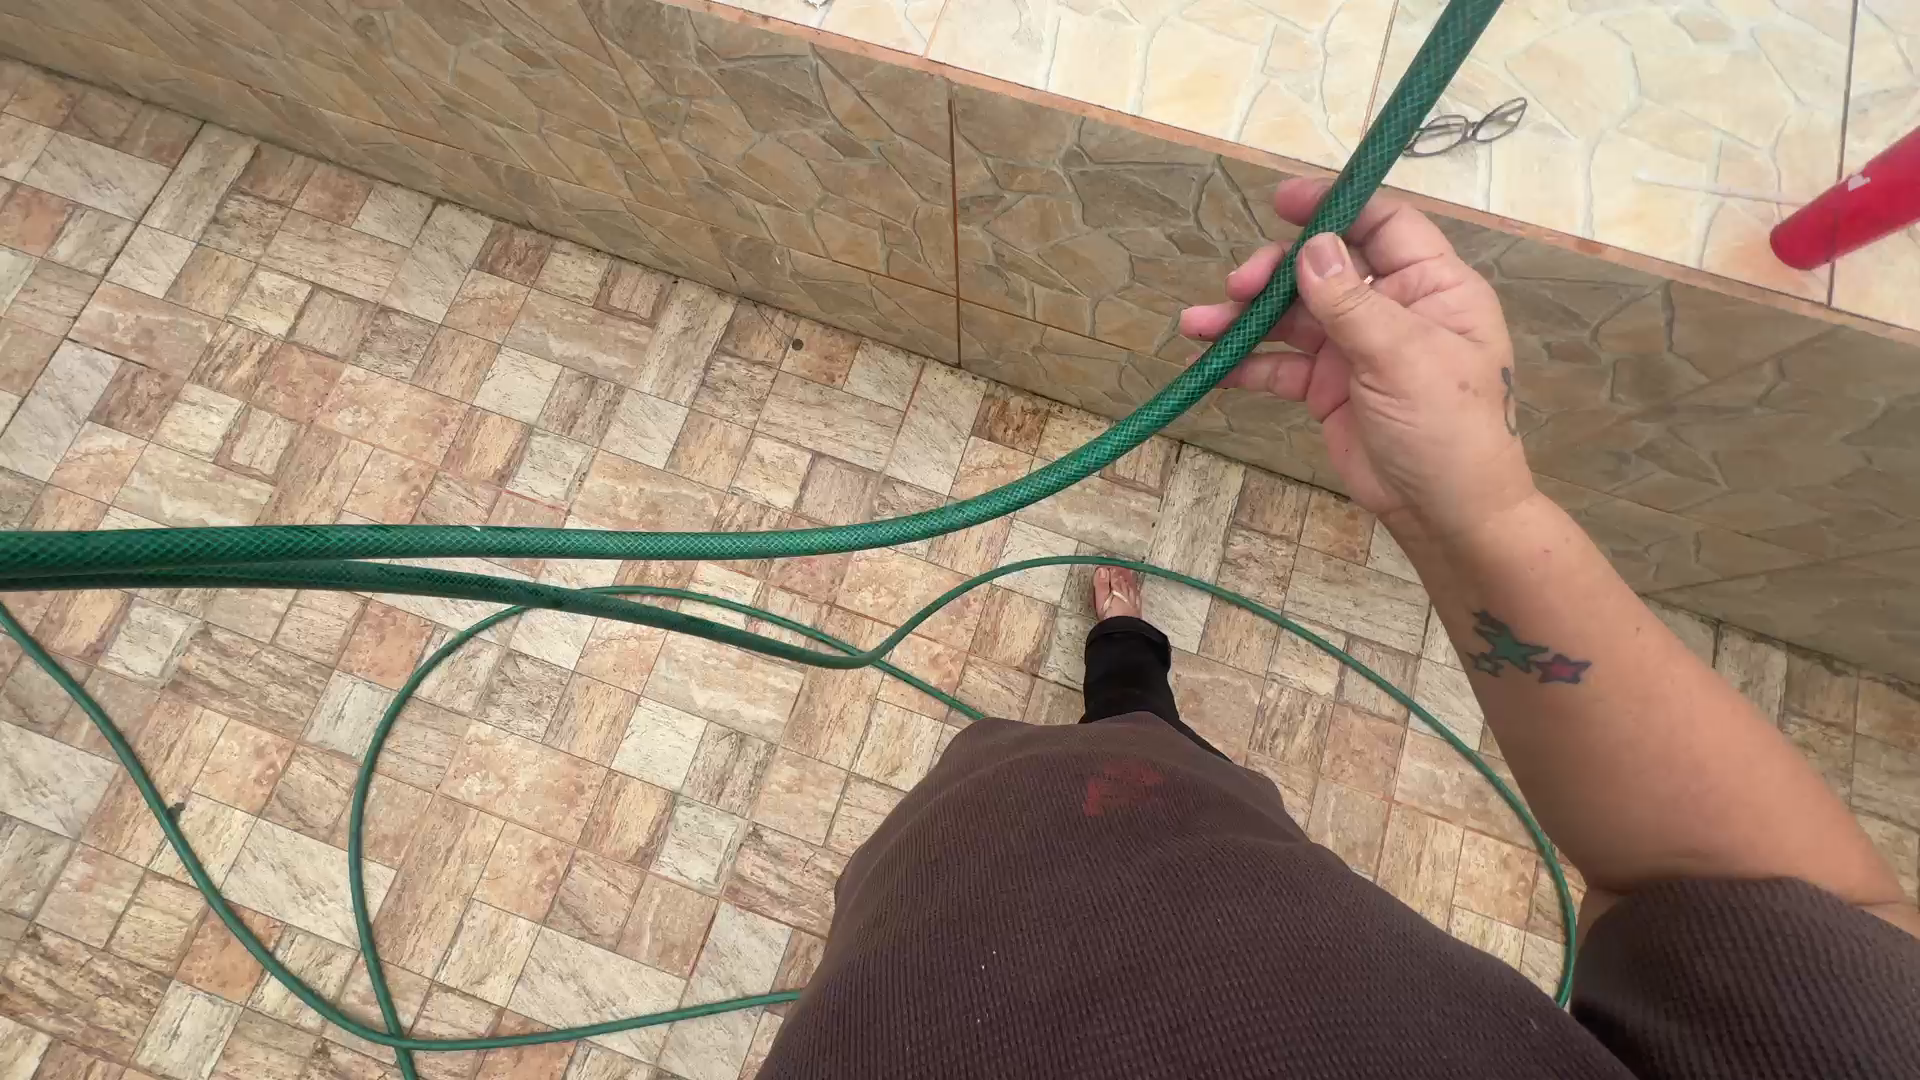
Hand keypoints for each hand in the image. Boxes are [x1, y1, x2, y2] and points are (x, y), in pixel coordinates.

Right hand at [1180, 177, 1535, 537]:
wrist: (1439, 509)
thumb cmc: (1445, 426)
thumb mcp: (1402, 357)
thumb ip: (1353, 303)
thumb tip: (1311, 247)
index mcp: (1429, 286)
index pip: (1380, 226)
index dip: (1334, 207)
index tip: (1282, 201)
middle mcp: (1389, 309)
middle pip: (1321, 271)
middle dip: (1274, 276)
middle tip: (1234, 288)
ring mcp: (1353, 350)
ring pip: (1290, 320)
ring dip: (1245, 321)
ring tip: (1197, 326)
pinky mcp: (1325, 388)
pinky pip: (1279, 367)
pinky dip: (1247, 365)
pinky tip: (1213, 368)